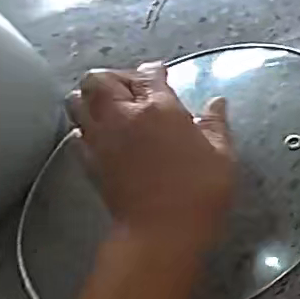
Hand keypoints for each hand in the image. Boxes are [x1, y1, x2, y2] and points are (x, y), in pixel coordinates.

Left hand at [65, 63, 233, 249]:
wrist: (162, 228)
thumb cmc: (202, 188)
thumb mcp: (222, 152)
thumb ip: (215, 123)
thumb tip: (216, 103)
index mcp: (159, 109)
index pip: (149, 75)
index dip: (156, 70)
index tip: (162, 72)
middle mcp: (121, 117)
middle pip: (99, 80)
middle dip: (118, 78)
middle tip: (138, 89)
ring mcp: (99, 138)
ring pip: (77, 100)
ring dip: (95, 97)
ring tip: (118, 107)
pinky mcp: (87, 159)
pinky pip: (78, 129)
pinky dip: (89, 123)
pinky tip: (110, 133)